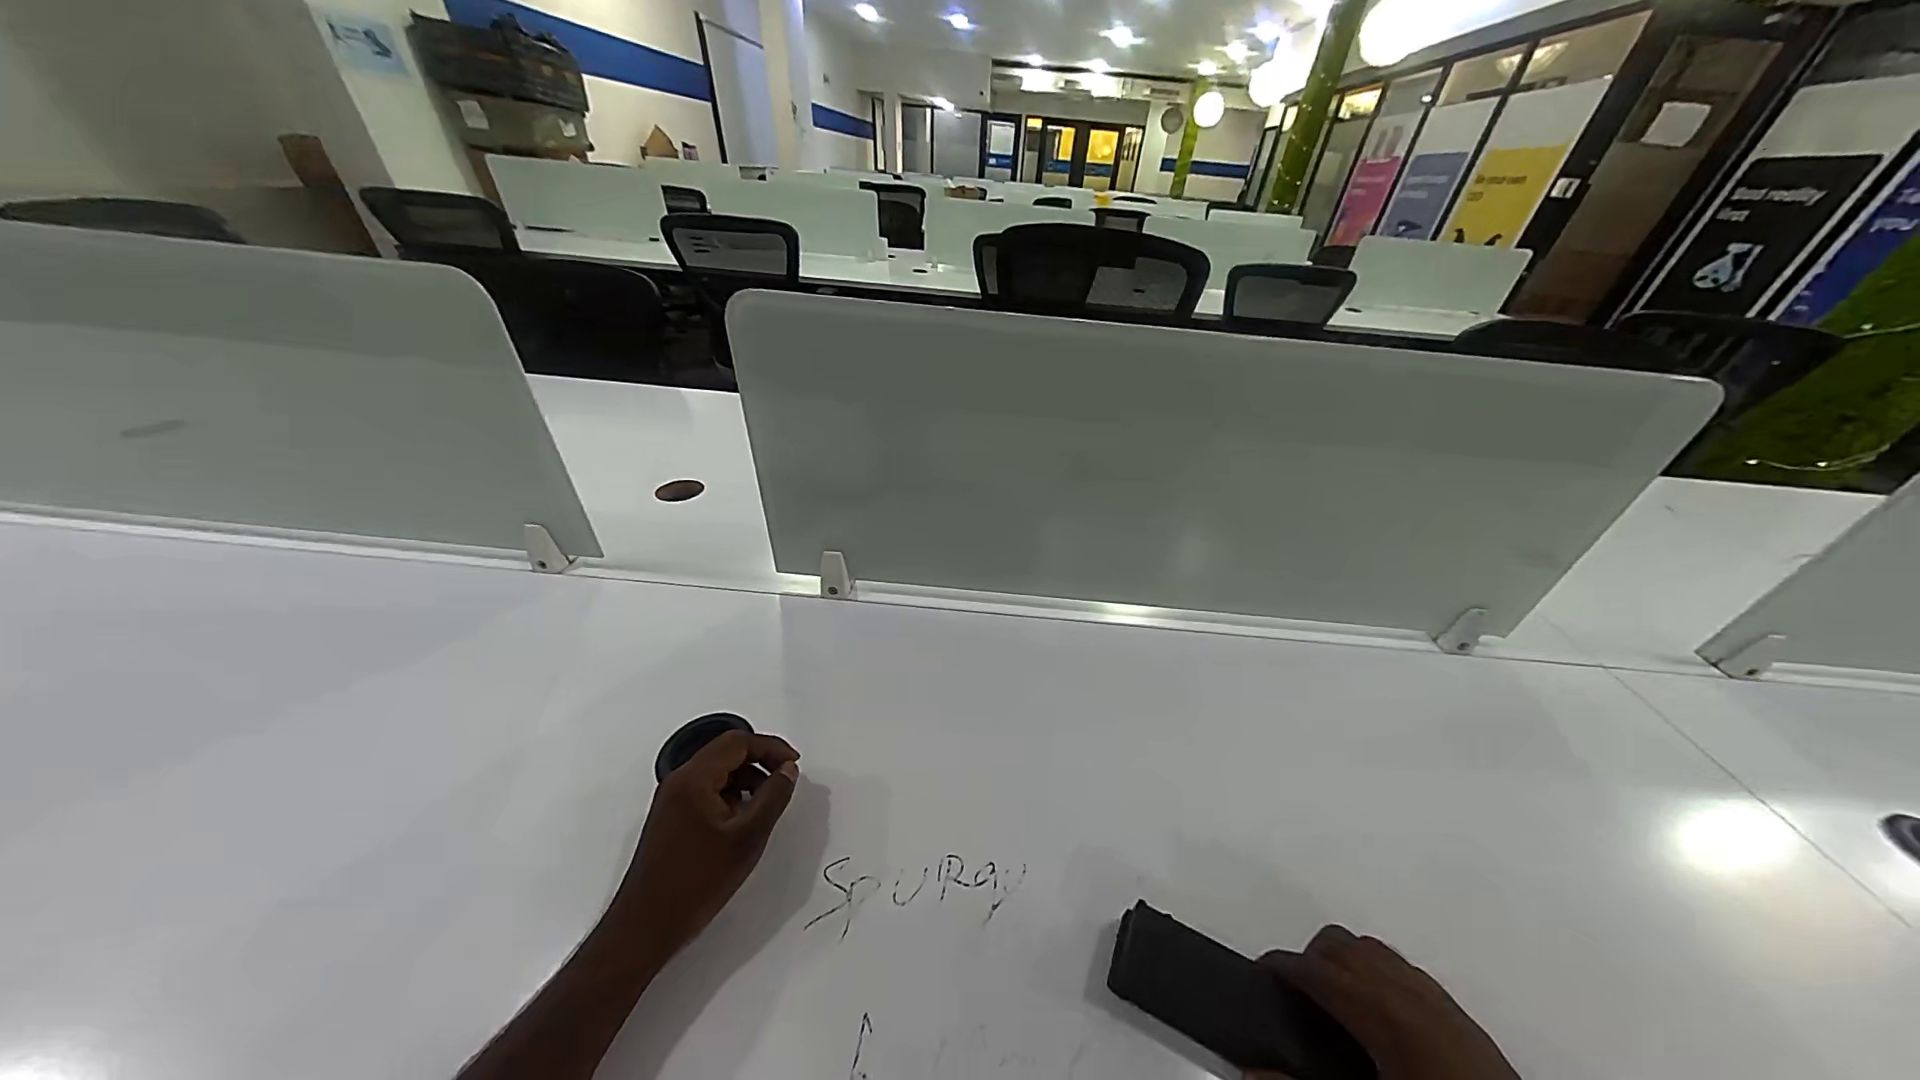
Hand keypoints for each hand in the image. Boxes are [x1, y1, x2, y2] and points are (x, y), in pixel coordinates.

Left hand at [613, 730, 799, 958]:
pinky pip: (708, 792)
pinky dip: (731, 796)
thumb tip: (787, 770)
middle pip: (726, 753)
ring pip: (718, 773)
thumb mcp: (748, 836)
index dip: (771, 747)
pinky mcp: (672, 819)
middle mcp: (679, 782)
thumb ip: (773, 796)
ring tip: (768, 804)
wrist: (646, 927)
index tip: (794, 763)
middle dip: (760, 762)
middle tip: (785, 780)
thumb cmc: (696, 882)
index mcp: (693, 779)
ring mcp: (672, 801)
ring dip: (747, 780)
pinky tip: (745, 821)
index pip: (737, 742)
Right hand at [1254, 925, 1519, 1079]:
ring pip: (1376, 951)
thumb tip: (1256, 1069)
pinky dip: (1381, 976)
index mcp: (1383, 1011)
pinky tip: (1378, 1012)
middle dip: (1310, 959)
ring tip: (1331, 994)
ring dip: (1346, 962)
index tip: (1263, 973)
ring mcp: (1441, 1002)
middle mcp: (1412, 995)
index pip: (1313, 968)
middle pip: (1342, 944)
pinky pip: (1408, 972)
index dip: (1279, 966)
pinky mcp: (1464, 1019)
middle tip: (1294, 988)